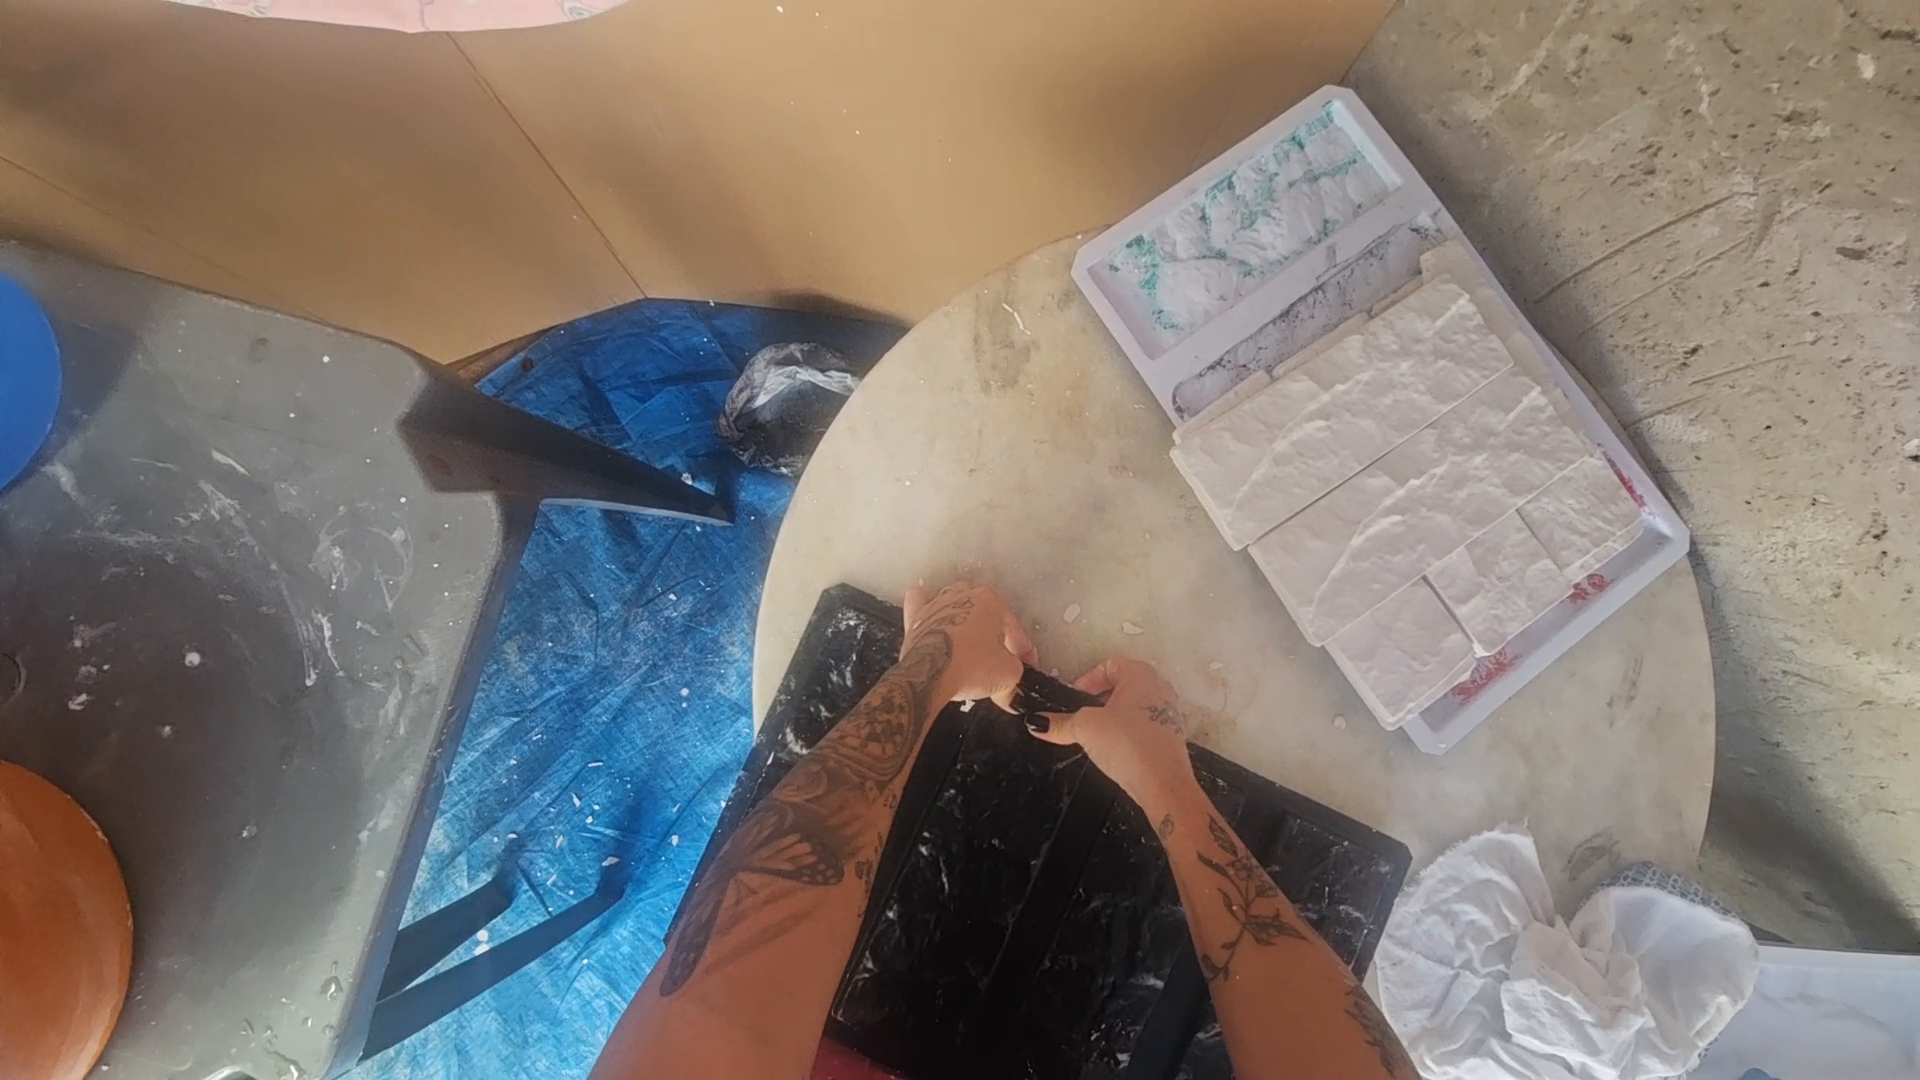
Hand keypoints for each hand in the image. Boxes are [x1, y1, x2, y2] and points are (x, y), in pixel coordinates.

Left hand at [902, 581, 1036, 709]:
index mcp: (992, 602)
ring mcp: (937, 603)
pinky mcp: (915, 616)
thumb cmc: (972, 667)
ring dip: (963, 617)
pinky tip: (933, 618)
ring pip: (955, 602)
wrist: (930, 674)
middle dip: (994, 634)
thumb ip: (1015, 674)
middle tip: (999, 660)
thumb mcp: (1009, 675)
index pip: (1015, 630)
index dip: (1025, 652)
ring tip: (969, 642)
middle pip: (985, 613)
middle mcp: (964, 594)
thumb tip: (1009, 689)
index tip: (1028, 667)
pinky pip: (920, 601)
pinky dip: (927, 607)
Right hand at [1029, 657, 1194, 812]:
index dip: (1086, 680)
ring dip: (1113, 716)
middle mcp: (1159, 688)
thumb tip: (1037, 723)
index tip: (1074, 698)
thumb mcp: (1085, 729)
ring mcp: (1169, 713)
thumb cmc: (1128, 744)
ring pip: (1133, 706)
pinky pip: (1144, 725)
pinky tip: (1115, 749)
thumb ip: (1060, 723)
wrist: (1163, 784)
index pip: (1108, 665)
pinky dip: (1127, 732)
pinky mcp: (1171, 737)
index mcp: (1140, 675)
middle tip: (1082, 715)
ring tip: (1096, 734)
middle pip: (1121, 685)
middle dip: (1098, 699)